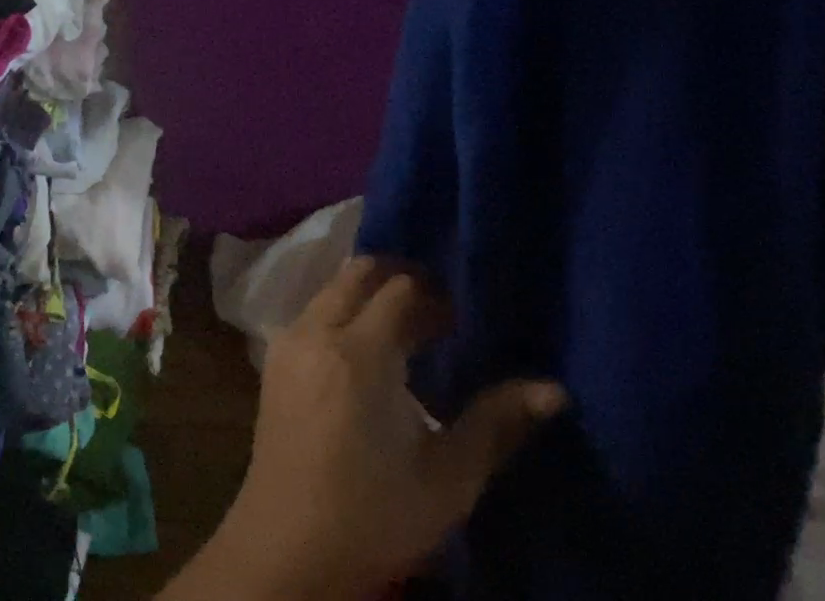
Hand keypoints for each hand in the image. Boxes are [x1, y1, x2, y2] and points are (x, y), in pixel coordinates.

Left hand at [162, 257, 566, 600]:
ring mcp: (286, 346)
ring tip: (407, 334)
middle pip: (357, 274)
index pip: (399, 288)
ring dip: (367, 295)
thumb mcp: (448, 477)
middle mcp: (315, 334)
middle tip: (437, 313)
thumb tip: (552, 389)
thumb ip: (496, 423)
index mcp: (358, 353)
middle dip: (399, 279)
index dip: (435, 294)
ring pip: (330, 290)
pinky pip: (311, 314)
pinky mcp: (272, 364)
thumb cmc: (373, 515)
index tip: (462, 322)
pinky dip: (341, 313)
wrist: (287, 549)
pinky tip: (367, 353)